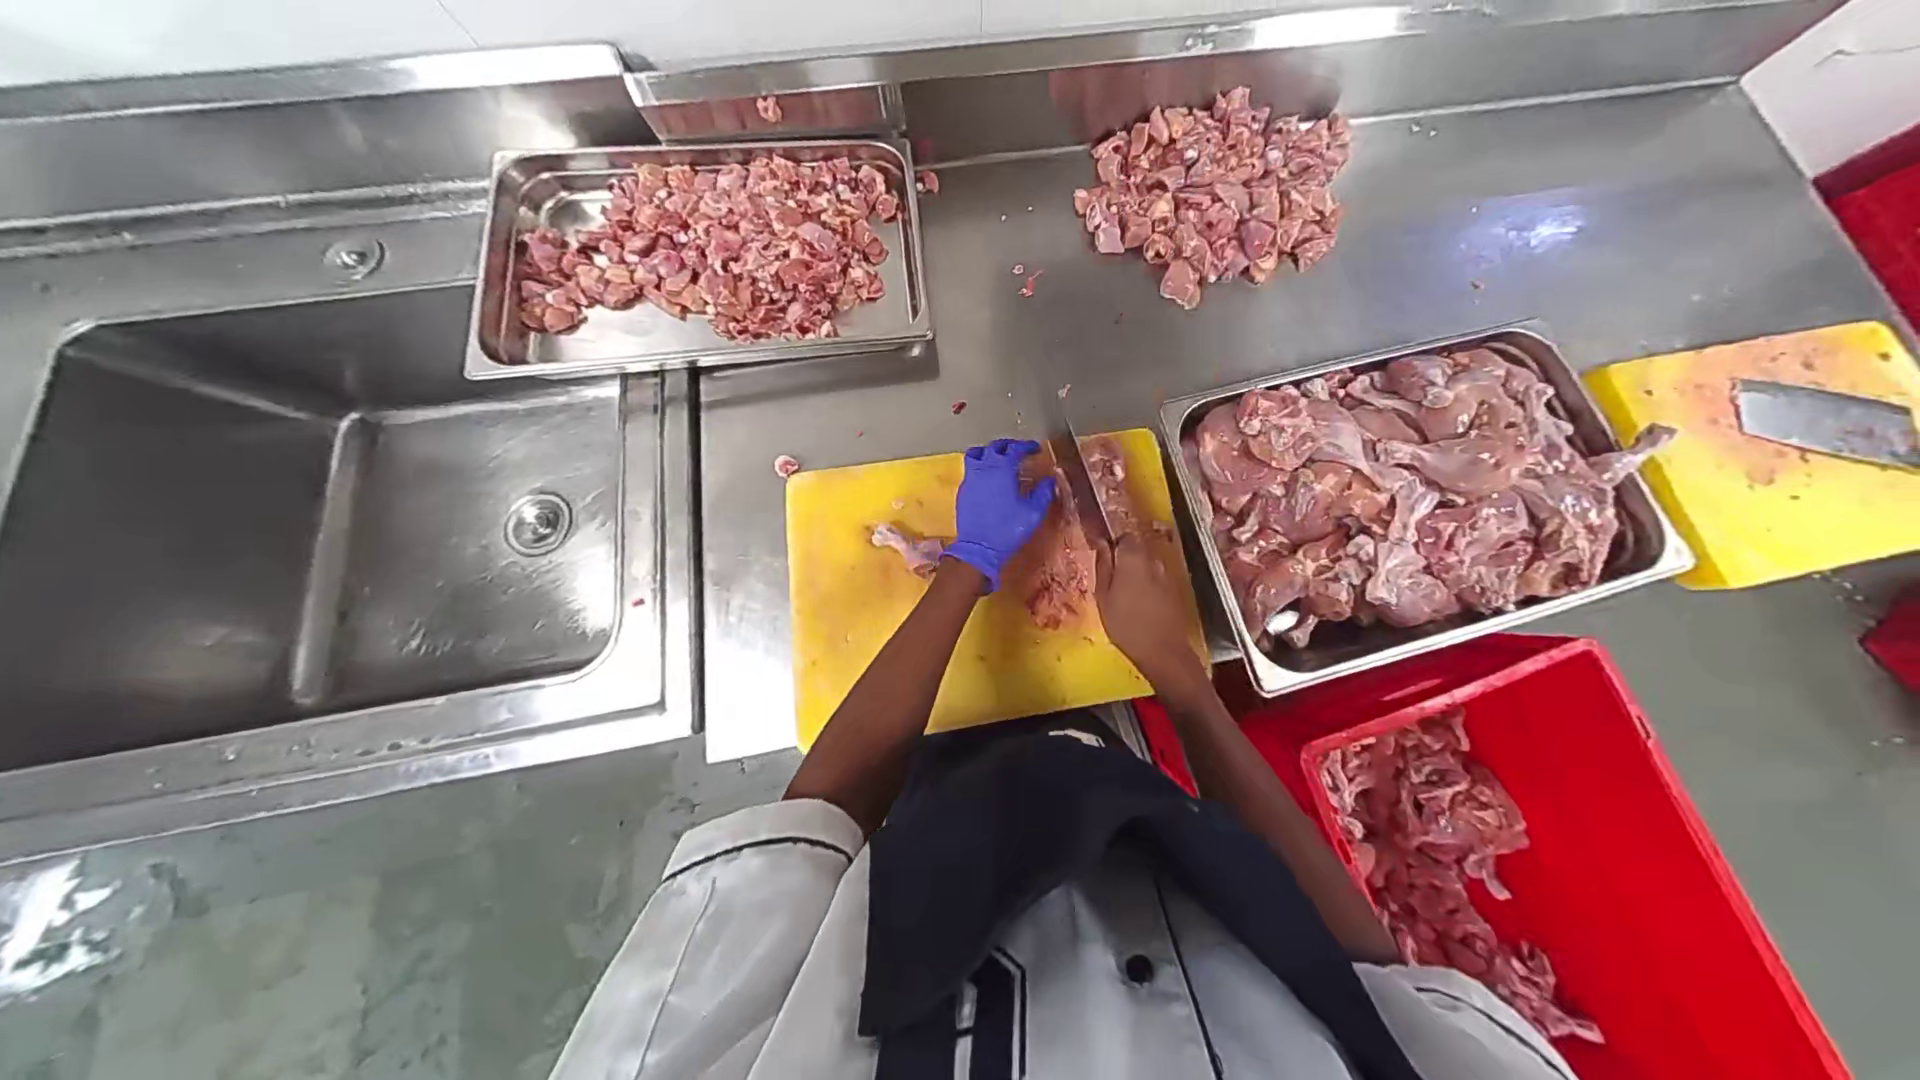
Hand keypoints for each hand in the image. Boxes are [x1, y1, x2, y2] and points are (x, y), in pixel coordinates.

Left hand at [943, 439, 1055, 591]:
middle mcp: (984, 469)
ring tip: (998, 457)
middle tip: (1017, 450)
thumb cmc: (1008, 529)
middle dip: (1007, 445)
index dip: (1026, 446)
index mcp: (1002, 469)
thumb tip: (1049, 481)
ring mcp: (970, 479)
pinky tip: (988, 477)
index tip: (1034, 448)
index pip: (1014, 449)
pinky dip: (980, 466)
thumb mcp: (1033, 512)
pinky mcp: (963, 491)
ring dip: (988, 452)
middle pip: (994, 447)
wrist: (979, 548)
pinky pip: (970, 469)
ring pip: (976, 454)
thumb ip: (1043, 493)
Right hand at [1094, 533, 1206, 690]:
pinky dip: (1146, 586)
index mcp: (1133, 558)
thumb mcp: (1103, 595)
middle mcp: (1153, 561)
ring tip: (1122, 597)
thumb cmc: (1125, 624)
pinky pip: (1155, 580)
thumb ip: (1103, 565)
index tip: (1103, 560)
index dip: (1113, 546)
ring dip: (1135, 575)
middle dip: (1123, 561)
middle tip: (1109, 582)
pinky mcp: (1173, 591)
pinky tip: (1138, 606)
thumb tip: (1101, 543)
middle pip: (1137, 550)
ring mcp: (1166, 576)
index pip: (1124, 536)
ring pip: (1146, 566)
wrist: (1162, 651)